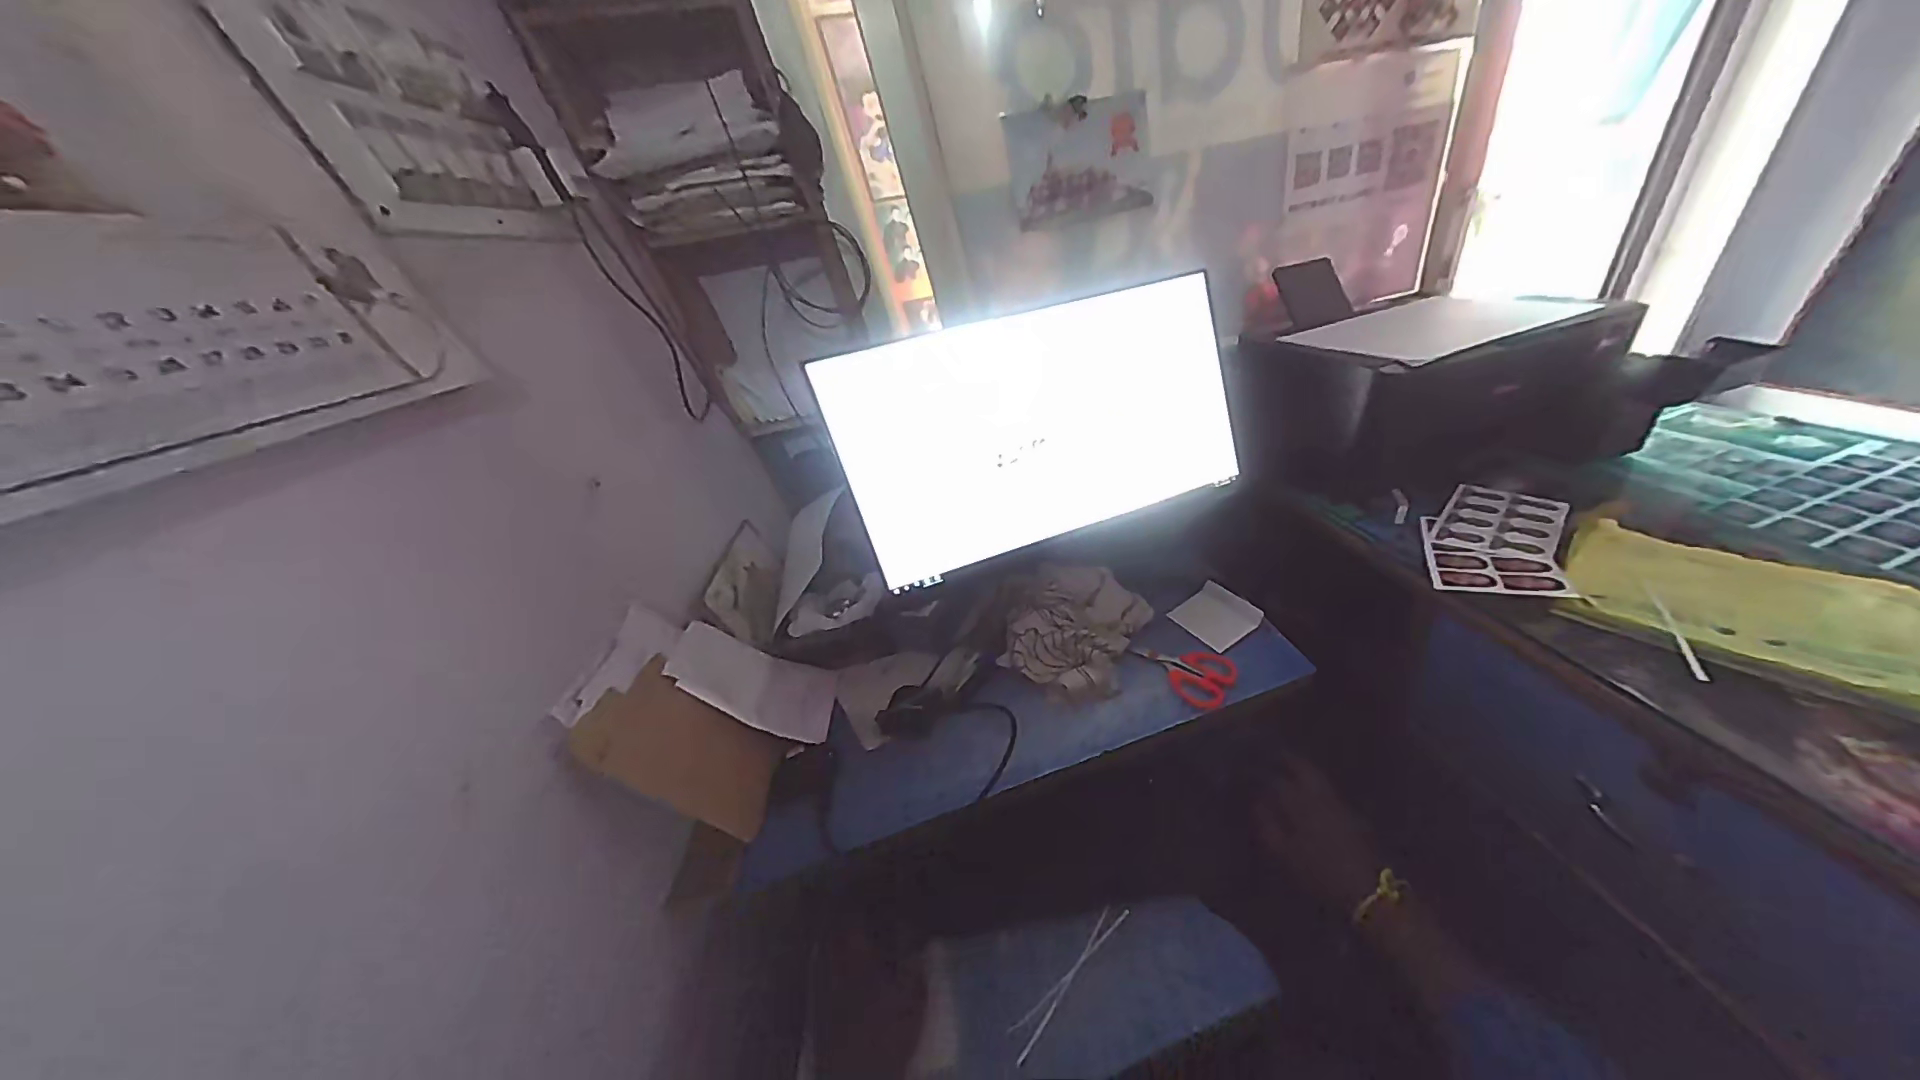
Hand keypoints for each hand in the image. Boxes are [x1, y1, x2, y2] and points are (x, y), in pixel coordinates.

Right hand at [1254, 753, 1388, 912]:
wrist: (1368, 890)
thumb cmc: (1319, 872)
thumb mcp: (1285, 853)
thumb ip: (1267, 825)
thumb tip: (1256, 803)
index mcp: (1299, 802)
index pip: (1276, 780)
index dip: (1261, 773)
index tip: (1248, 769)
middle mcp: (1319, 796)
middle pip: (1302, 768)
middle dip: (1287, 760)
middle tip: (1273, 755)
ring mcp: (1339, 804)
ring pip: (1317, 778)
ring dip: (1303, 769)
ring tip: (1290, 768)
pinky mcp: (1353, 815)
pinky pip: (1327, 790)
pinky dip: (1315, 784)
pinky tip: (1310, 792)